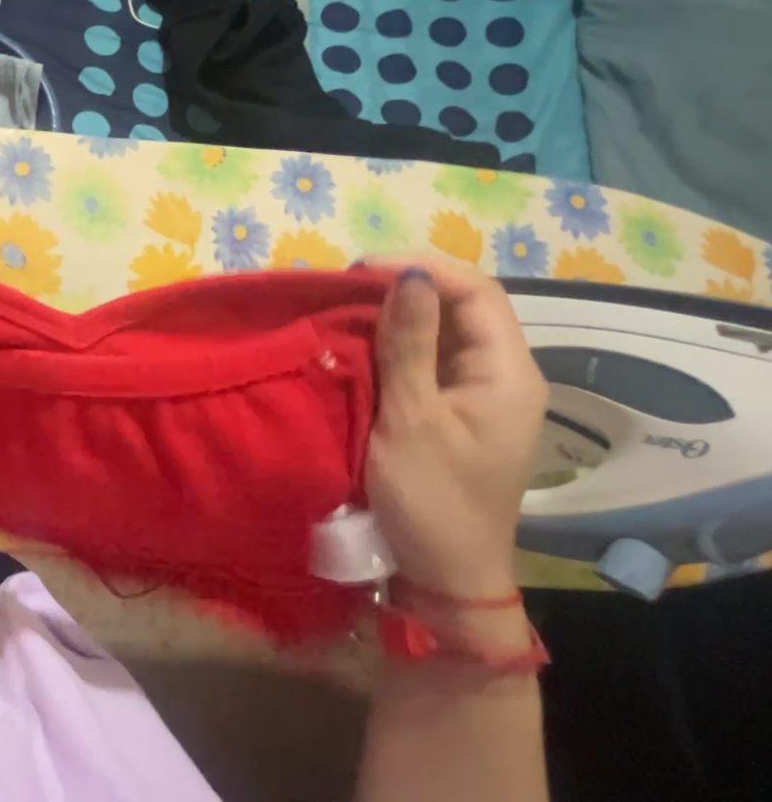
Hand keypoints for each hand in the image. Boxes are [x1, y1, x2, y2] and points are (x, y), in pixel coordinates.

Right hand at [361, 256, 548, 600]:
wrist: (441, 572)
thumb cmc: (431, 498)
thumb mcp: (412, 419)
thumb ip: (407, 346)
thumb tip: (407, 276)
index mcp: (507, 373)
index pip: (477, 293)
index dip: (421, 269)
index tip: (357, 270)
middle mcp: (497, 374)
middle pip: (459, 306)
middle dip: (401, 287)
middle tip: (337, 288)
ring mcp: (471, 393)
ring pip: (435, 331)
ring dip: (389, 315)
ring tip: (335, 308)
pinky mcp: (444, 409)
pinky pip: (419, 359)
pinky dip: (385, 344)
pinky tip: (349, 343)